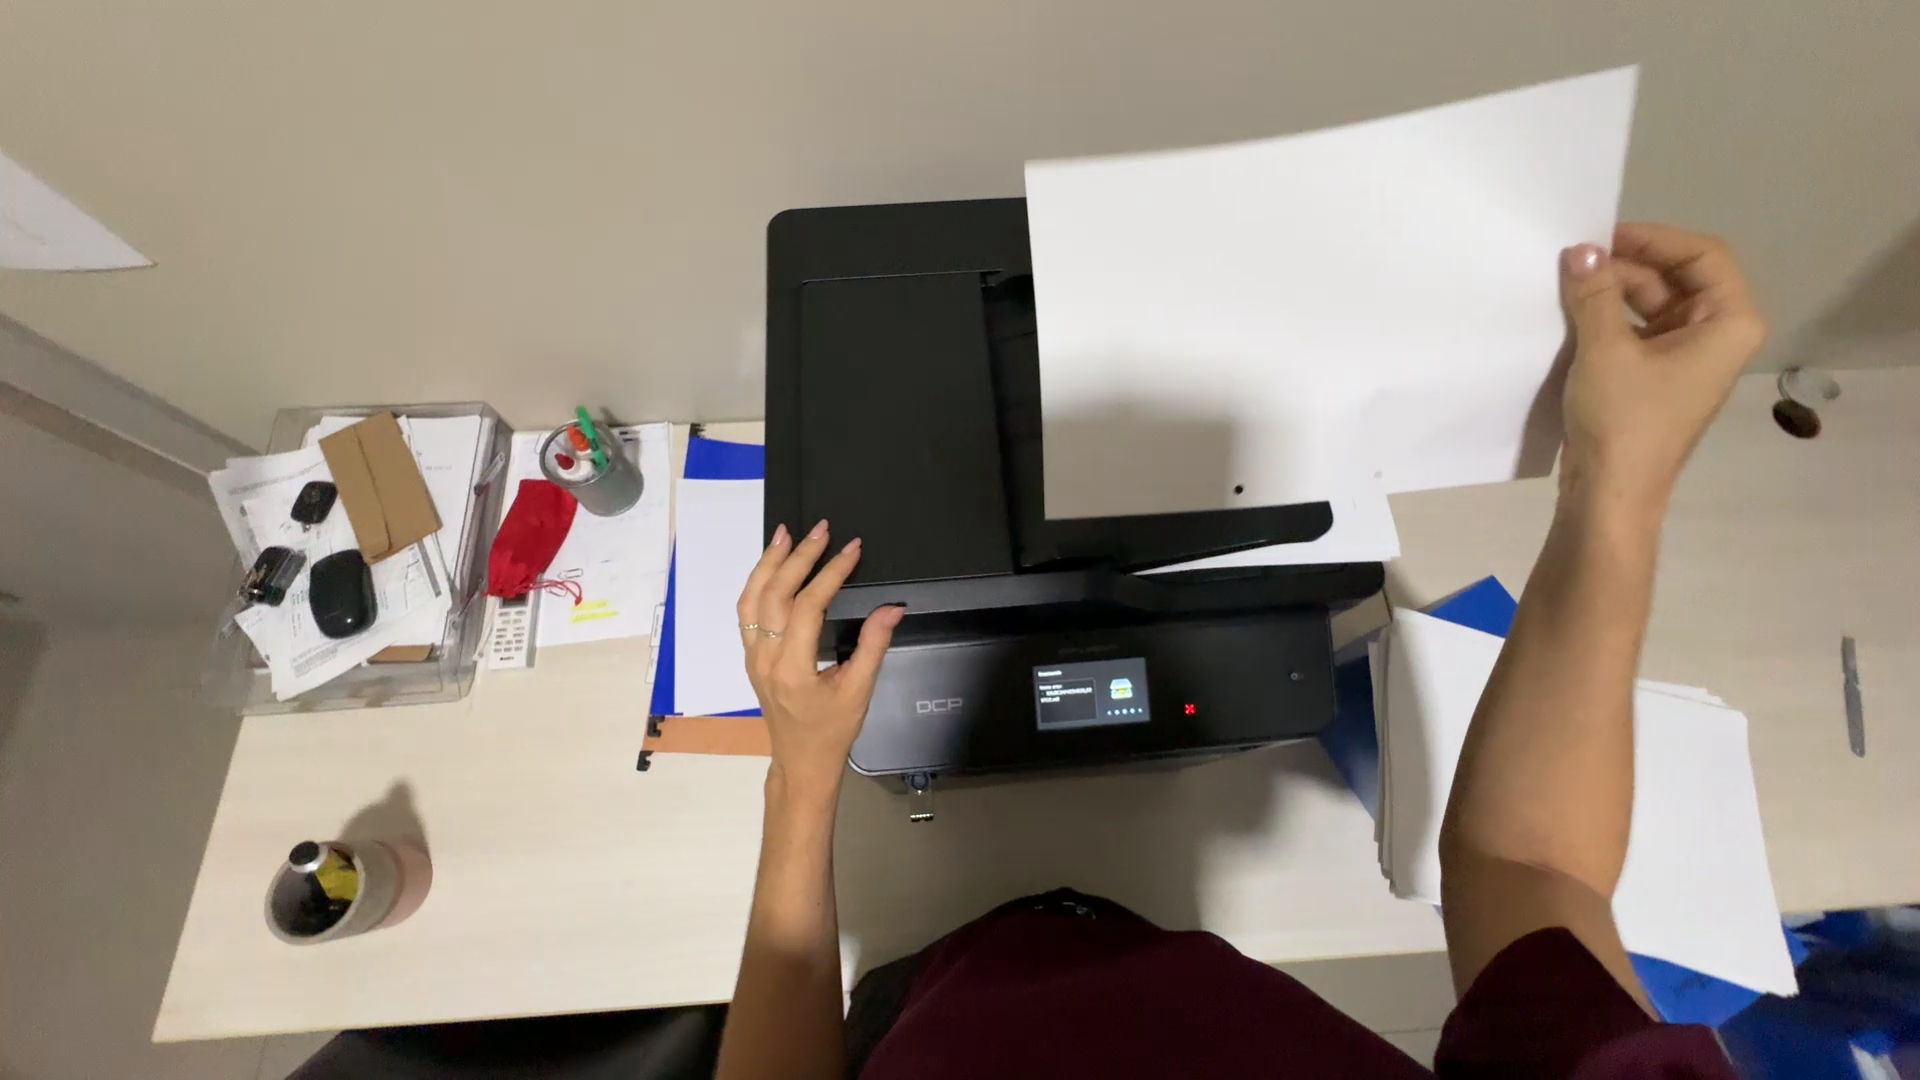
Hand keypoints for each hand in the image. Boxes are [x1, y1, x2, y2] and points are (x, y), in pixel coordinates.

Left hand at [735, 520, 905, 801]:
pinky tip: (771, 564)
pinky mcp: (750, 655)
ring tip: (785, 533)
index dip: (830, 573)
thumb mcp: (860, 690)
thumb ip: (874, 645)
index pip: (808, 606)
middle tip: (822, 530)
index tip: (851, 549)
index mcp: (793, 668)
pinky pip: (747, 611)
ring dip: (768, 562)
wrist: (801, 760)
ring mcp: (752, 656)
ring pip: (751, 599)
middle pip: (774, 594)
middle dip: (798, 556)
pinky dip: (757, 581)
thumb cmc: (833, 730)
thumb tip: (893, 607)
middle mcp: (765, 658)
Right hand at [1557, 223, 1767, 509]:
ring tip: (1563, 287)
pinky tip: (1567, 321)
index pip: (1702, 258)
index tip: (1600, 236)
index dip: (1653, 239)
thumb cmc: (1623, 418)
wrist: (1610, 489)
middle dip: (1624, 269)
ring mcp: (1680, 361)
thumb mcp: (1605, 351)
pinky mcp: (1648, 381)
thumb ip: (1593, 297)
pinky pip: (1631, 336)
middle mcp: (1713, 336)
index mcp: (1727, 322)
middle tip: (1571, 261)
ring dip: (1607, 296)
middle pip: (1673, 282)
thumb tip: (1579, 250)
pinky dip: (1602, 324)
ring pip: (1647, 310)